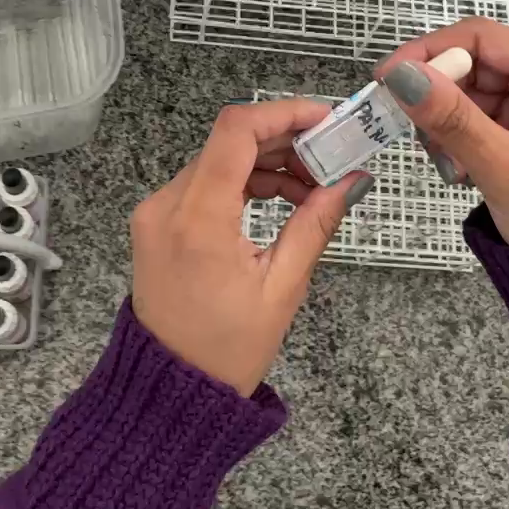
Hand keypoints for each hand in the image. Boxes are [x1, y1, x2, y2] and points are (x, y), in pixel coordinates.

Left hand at [130, 99, 373, 395]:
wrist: (168, 395)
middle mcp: (166, 204)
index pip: (236, 131)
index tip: (326, 120)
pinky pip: (205, 183)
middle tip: (332, 157)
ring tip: (314, 188)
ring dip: (268, 163)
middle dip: (286, 141)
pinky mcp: (157, 222)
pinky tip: (282, 199)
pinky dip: (244, 182)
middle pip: (229, 142)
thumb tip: (353, 180)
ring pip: (219, 160)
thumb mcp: (282, 288)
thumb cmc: (226, 352)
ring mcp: (156, 211)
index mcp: (197, 219)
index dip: (285, 113)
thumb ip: (315, 224)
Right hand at [378, 18, 508, 246]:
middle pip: (473, 65)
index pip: (482, 38)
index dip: (430, 52)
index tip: (386, 78)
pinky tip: (463, 171)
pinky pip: (477, 117)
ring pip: (469, 93)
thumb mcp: (505, 167)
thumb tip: (402, 75)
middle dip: (440, 99)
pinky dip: (459, 140)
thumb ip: (453, 118)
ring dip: (447, 126)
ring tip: (453, 167)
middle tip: (421, 138)